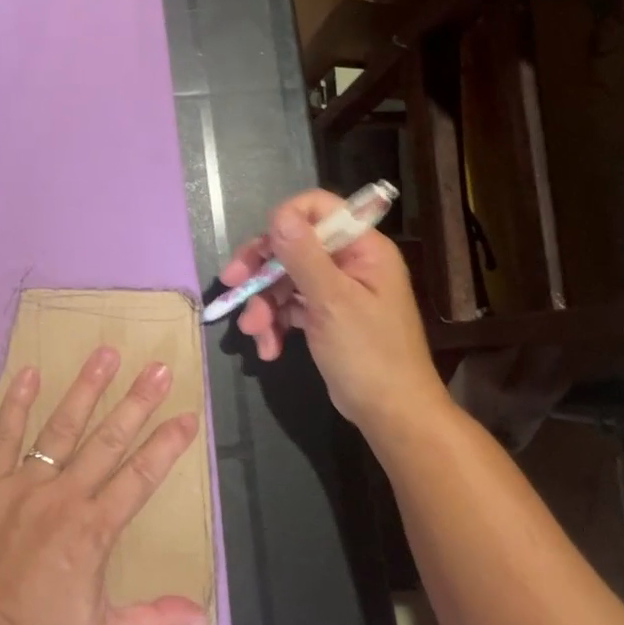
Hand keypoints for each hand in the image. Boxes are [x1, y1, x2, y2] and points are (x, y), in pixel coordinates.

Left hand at [0, 348, 206, 624]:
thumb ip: (154, 622)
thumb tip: (199, 612)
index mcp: (95, 529)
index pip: (140, 477)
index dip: (167, 445)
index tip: (188, 415)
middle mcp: (64, 497)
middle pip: (108, 440)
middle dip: (137, 402)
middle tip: (160, 368)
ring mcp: (22, 486)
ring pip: (60, 428)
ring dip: (86, 389)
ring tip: (106, 353)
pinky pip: (2, 437)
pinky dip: (14, 404)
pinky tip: (28, 373)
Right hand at [220, 189, 442, 429]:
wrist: (392, 415)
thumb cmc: (370, 355)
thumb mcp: (333, 302)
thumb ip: (304, 256)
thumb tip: (279, 215)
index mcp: (363, 249)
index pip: (319, 209)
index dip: (285, 221)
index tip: (260, 248)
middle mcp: (350, 262)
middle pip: (294, 246)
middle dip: (262, 270)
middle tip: (232, 284)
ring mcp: (337, 291)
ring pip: (285, 279)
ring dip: (264, 305)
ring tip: (254, 334)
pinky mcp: (325, 317)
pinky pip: (290, 307)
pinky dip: (275, 325)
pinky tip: (269, 350)